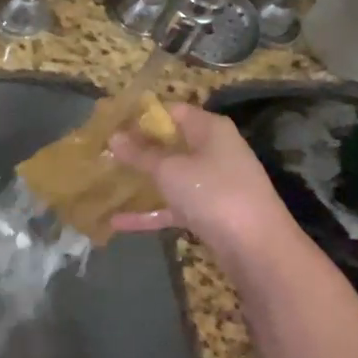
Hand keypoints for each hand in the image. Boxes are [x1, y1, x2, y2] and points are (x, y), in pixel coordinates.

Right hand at [107, 102, 293, 254]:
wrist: (255, 245)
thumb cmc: (212, 192)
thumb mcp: (169, 170)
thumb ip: (140, 154)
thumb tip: (114, 136)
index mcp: (209, 130)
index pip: (172, 112)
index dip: (141, 116)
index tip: (110, 124)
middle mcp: (213, 151)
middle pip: (170, 144)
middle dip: (136, 149)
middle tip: (102, 152)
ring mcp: (211, 183)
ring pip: (169, 176)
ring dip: (140, 181)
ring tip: (104, 183)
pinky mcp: (207, 211)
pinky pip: (172, 207)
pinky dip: (148, 213)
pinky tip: (116, 222)